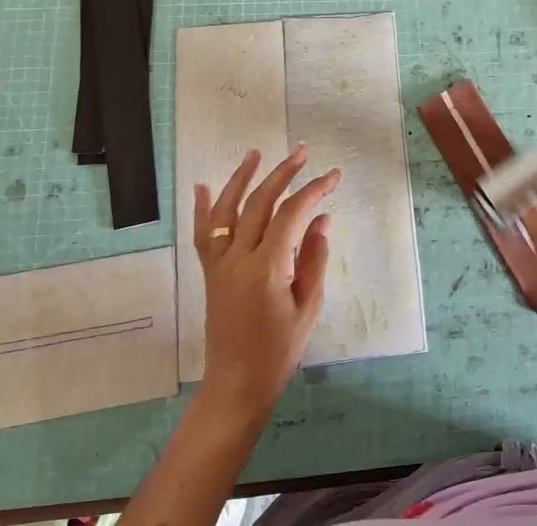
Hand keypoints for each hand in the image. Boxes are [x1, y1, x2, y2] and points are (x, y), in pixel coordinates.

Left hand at [192, 145, 338, 415]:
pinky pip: (204, 234)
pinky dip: (203, 208)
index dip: (313, 191)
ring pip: (227, 210)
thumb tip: (322, 219)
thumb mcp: (308, 307)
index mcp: (267, 269)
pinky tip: (203, 185)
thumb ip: (314, 260)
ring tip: (255, 153)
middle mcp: (238, 259)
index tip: (333, 176)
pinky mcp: (210, 273)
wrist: (237, 384)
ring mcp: (219, 265)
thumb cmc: (279, 351)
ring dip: (241, 178)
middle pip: (259, 203)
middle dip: (282, 174)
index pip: (291, 216)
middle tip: (302, 153)